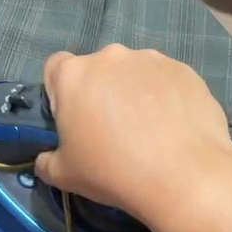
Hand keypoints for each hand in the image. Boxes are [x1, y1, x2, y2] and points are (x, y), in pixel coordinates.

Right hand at [34, 44, 231, 221]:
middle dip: (98, 93)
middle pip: (96, 70)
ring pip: (132, 74)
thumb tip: (46, 158)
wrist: (183, 175)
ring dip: (131, 94)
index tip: (70, 120)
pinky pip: (164, 81)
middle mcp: (111, 57)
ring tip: (144, 131)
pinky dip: (162, 99)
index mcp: (74, 75)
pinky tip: (170, 129)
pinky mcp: (185, 70)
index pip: (54, 67)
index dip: (58, 93)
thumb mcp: (62, 175)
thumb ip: (46, 161)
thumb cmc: (111, 171)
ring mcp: (152, 59)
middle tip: (108, 131)